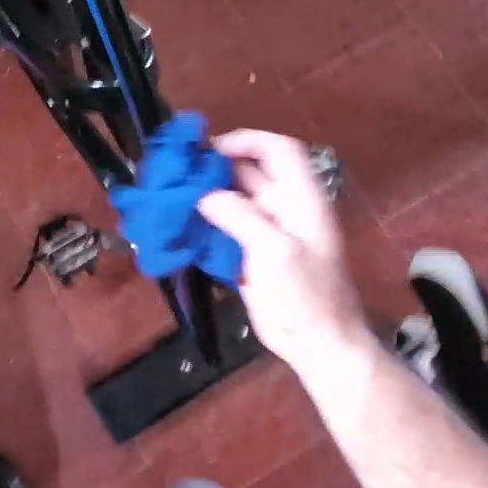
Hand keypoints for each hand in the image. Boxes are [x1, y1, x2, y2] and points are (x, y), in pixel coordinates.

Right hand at [196, 129, 370, 369]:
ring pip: (231, 198)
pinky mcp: (248, 253)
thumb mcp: (277, 251)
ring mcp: (265, 230)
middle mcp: (282, 207)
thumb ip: (240, 216)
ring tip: (170, 193)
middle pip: (248, 171)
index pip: (278, 150)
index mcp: (301, 198)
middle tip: (177, 170)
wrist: (317, 345)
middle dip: (214, 166)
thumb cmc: (307, 296)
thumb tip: (203, 195)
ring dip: (203, 193)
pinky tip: (177, 223)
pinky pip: (221, 226)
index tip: (210, 149)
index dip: (247, 141)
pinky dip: (201, 221)